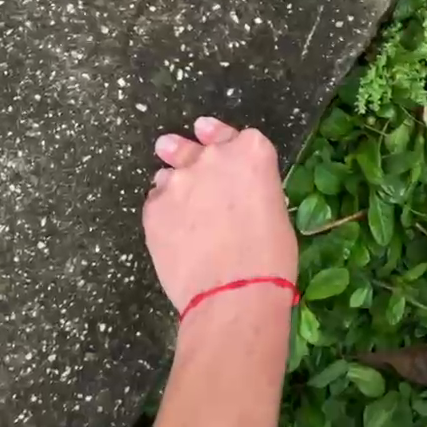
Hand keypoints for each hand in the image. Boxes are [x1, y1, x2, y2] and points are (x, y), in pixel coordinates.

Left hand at [142, 117, 298, 315]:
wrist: (234, 291)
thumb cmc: (270, 254)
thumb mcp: (273, 207)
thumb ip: (249, 187)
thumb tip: (235, 195)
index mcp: (252, 151)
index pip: (237, 135)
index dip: (225, 140)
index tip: (213, 140)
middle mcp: (214, 156)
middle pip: (196, 144)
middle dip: (185, 148)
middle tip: (171, 148)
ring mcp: (180, 180)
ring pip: (169, 172)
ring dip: (172, 182)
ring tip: (174, 202)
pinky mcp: (154, 208)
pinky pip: (154, 202)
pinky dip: (162, 212)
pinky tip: (171, 232)